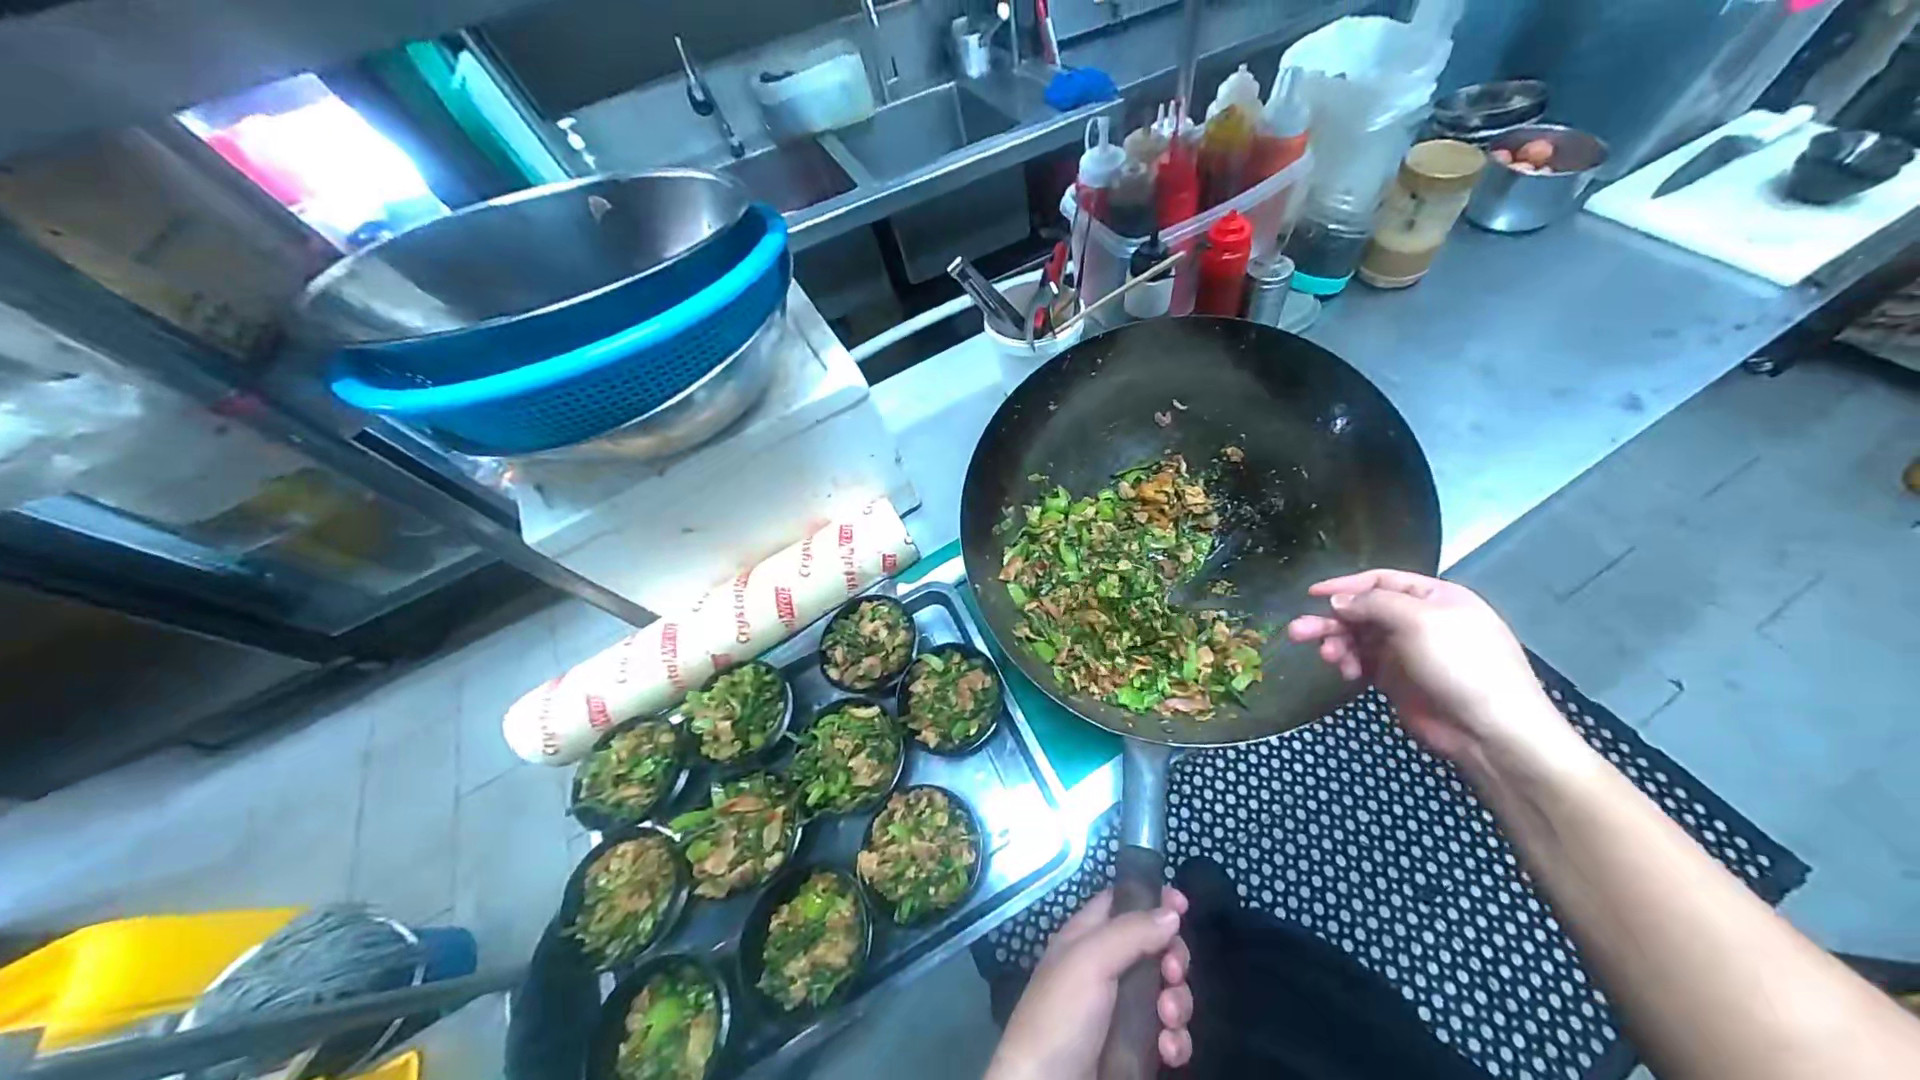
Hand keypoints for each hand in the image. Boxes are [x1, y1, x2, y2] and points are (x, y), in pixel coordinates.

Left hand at [984, 887, 1191, 1079]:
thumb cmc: (1061, 1016)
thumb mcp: (1089, 961)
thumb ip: (1131, 932)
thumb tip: (1171, 912)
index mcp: (1086, 938)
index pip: (1122, 902)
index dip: (1152, 899)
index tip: (1181, 905)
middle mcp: (1105, 968)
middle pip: (1154, 947)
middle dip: (1173, 959)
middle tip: (1172, 974)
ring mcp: (1121, 1011)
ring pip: (1167, 992)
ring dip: (1178, 1003)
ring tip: (1167, 1019)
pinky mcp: (1136, 1050)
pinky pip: (1169, 1035)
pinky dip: (1176, 1040)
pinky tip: (1169, 1052)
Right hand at [1285, 569, 1568, 764]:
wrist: (1489, 731)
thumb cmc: (1461, 665)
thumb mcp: (1418, 621)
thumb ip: (1373, 604)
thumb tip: (1338, 602)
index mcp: (1433, 598)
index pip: (1380, 581)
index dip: (1345, 586)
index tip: (1311, 595)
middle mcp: (1418, 620)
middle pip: (1363, 611)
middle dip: (1331, 620)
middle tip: (1298, 632)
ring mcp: (1407, 651)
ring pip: (1358, 638)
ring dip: (1336, 643)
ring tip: (1326, 657)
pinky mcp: (1396, 679)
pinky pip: (1362, 662)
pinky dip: (1349, 664)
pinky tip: (1346, 673)